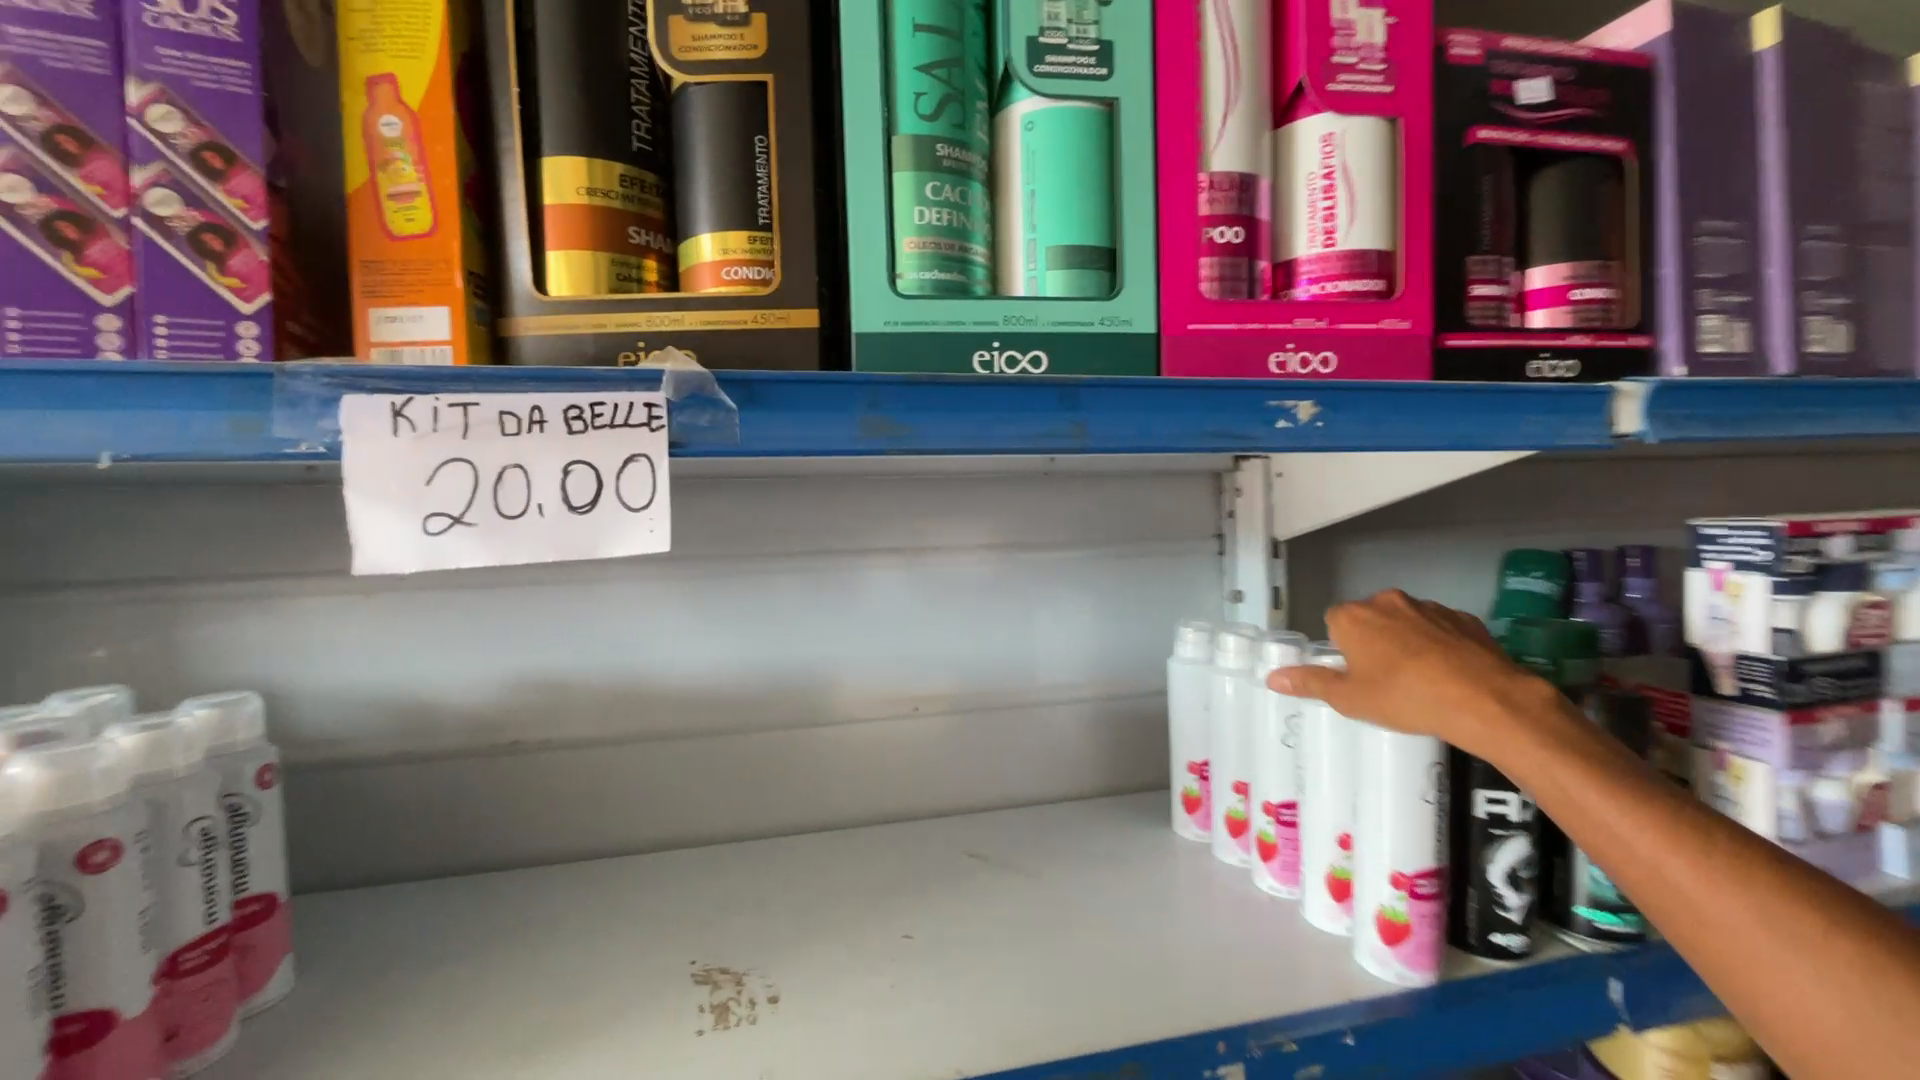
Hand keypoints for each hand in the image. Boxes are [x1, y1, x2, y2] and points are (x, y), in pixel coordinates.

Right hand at [1266, 589, 1557, 755]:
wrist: (1482, 699)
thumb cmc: (1404, 697)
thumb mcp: (1349, 698)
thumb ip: (1310, 682)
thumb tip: (1272, 678)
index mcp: (1353, 617)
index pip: (1334, 622)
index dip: (1342, 648)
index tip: (1355, 673)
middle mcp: (1387, 601)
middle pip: (1370, 618)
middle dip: (1374, 641)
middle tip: (1384, 679)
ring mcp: (1429, 607)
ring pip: (1407, 621)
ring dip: (1407, 641)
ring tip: (1420, 679)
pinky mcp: (1464, 618)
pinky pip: (1441, 628)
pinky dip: (1440, 644)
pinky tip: (1448, 673)